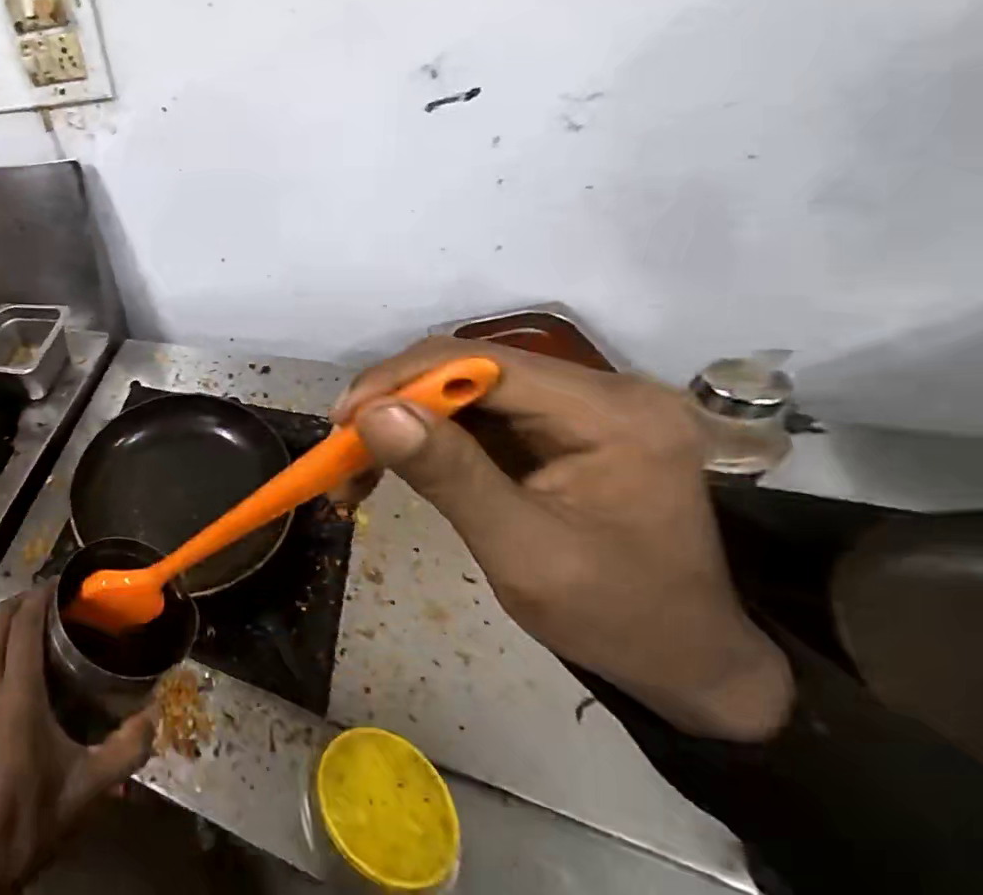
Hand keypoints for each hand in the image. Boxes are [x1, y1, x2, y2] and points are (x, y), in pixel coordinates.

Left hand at [0, 587, 154, 894]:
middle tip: (54, 598)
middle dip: (21, 600)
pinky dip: (6, 656)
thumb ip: (127, 749)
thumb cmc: (31, 816)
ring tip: (48, 635)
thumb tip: (153, 715)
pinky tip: (32, 681)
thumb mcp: (89, 787)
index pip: (22, 625)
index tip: (60, 582)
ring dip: (12, 629)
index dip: (39, 596)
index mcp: (16, 694)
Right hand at [335, 337, 793, 741]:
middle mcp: (599, 392)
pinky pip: (470, 415)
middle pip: (465, 368)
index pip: (482, 363)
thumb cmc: (615, 615)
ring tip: (353, 468)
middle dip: (391, 403)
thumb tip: (374, 413)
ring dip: (398, 422)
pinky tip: (389, 466)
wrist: (683, 660)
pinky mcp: (553, 429)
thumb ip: (450, 476)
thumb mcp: (523, 552)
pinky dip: (420, 438)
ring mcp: (576, 409)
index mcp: (611, 413)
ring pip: (457, 389)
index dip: (400, 380)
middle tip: (340, 450)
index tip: (341, 422)